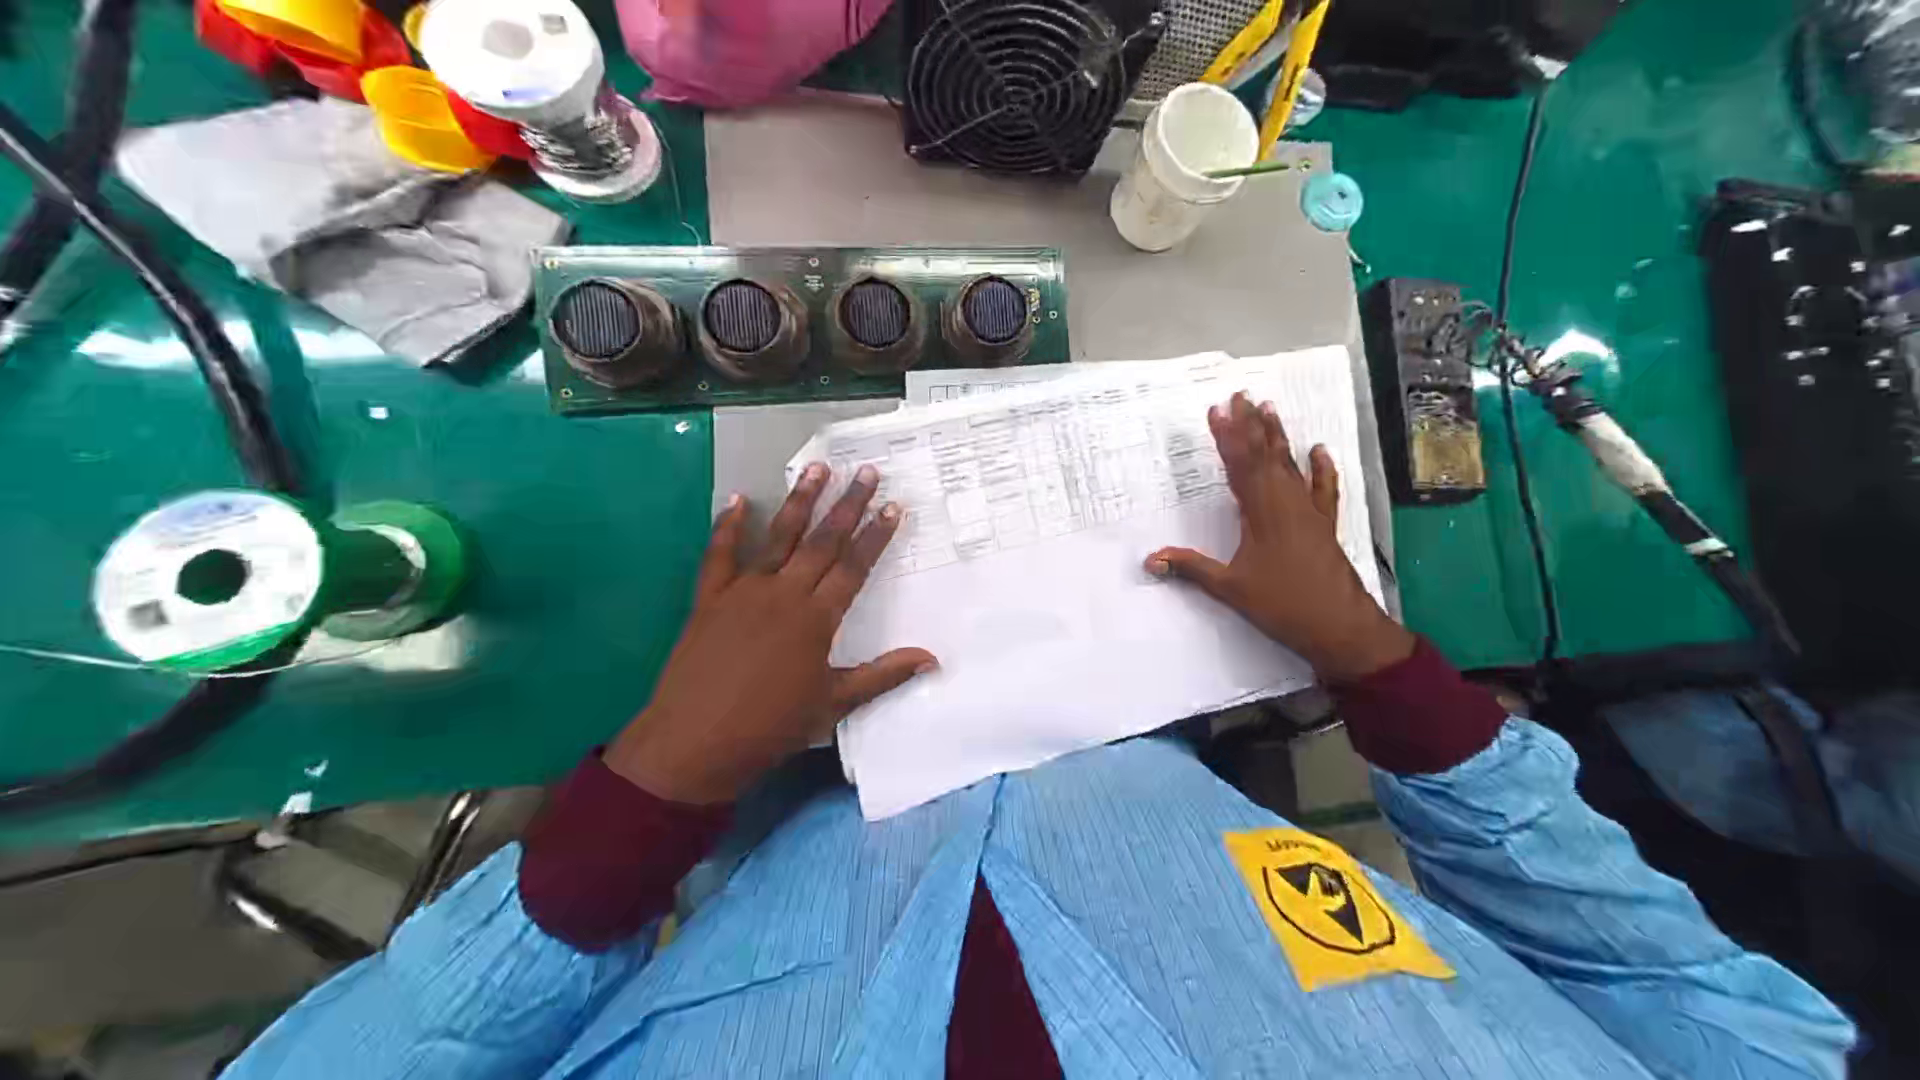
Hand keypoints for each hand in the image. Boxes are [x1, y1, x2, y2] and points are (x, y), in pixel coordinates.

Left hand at [604, 464, 935, 804]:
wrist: (696, 743)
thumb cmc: (772, 726)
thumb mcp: (834, 704)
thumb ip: (883, 675)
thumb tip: (932, 659)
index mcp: (816, 619)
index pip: (854, 566)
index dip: (876, 535)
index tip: (893, 506)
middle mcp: (784, 594)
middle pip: (822, 541)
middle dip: (847, 504)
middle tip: (866, 471)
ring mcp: (744, 591)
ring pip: (779, 537)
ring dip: (800, 501)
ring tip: (816, 468)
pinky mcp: (710, 598)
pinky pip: (720, 554)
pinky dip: (729, 525)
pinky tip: (739, 499)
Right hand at [1146, 392, 1413, 683]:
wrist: (1340, 626)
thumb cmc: (1282, 605)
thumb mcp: (1229, 588)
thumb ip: (1191, 569)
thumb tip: (1151, 560)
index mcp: (1262, 513)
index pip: (1240, 465)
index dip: (1227, 437)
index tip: (1216, 410)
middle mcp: (1286, 504)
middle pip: (1266, 456)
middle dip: (1250, 425)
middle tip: (1240, 396)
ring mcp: (1308, 512)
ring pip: (1291, 465)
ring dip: (1278, 437)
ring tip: (1269, 408)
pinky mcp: (1323, 525)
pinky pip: (1322, 489)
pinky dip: (1322, 468)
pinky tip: (1319, 450)